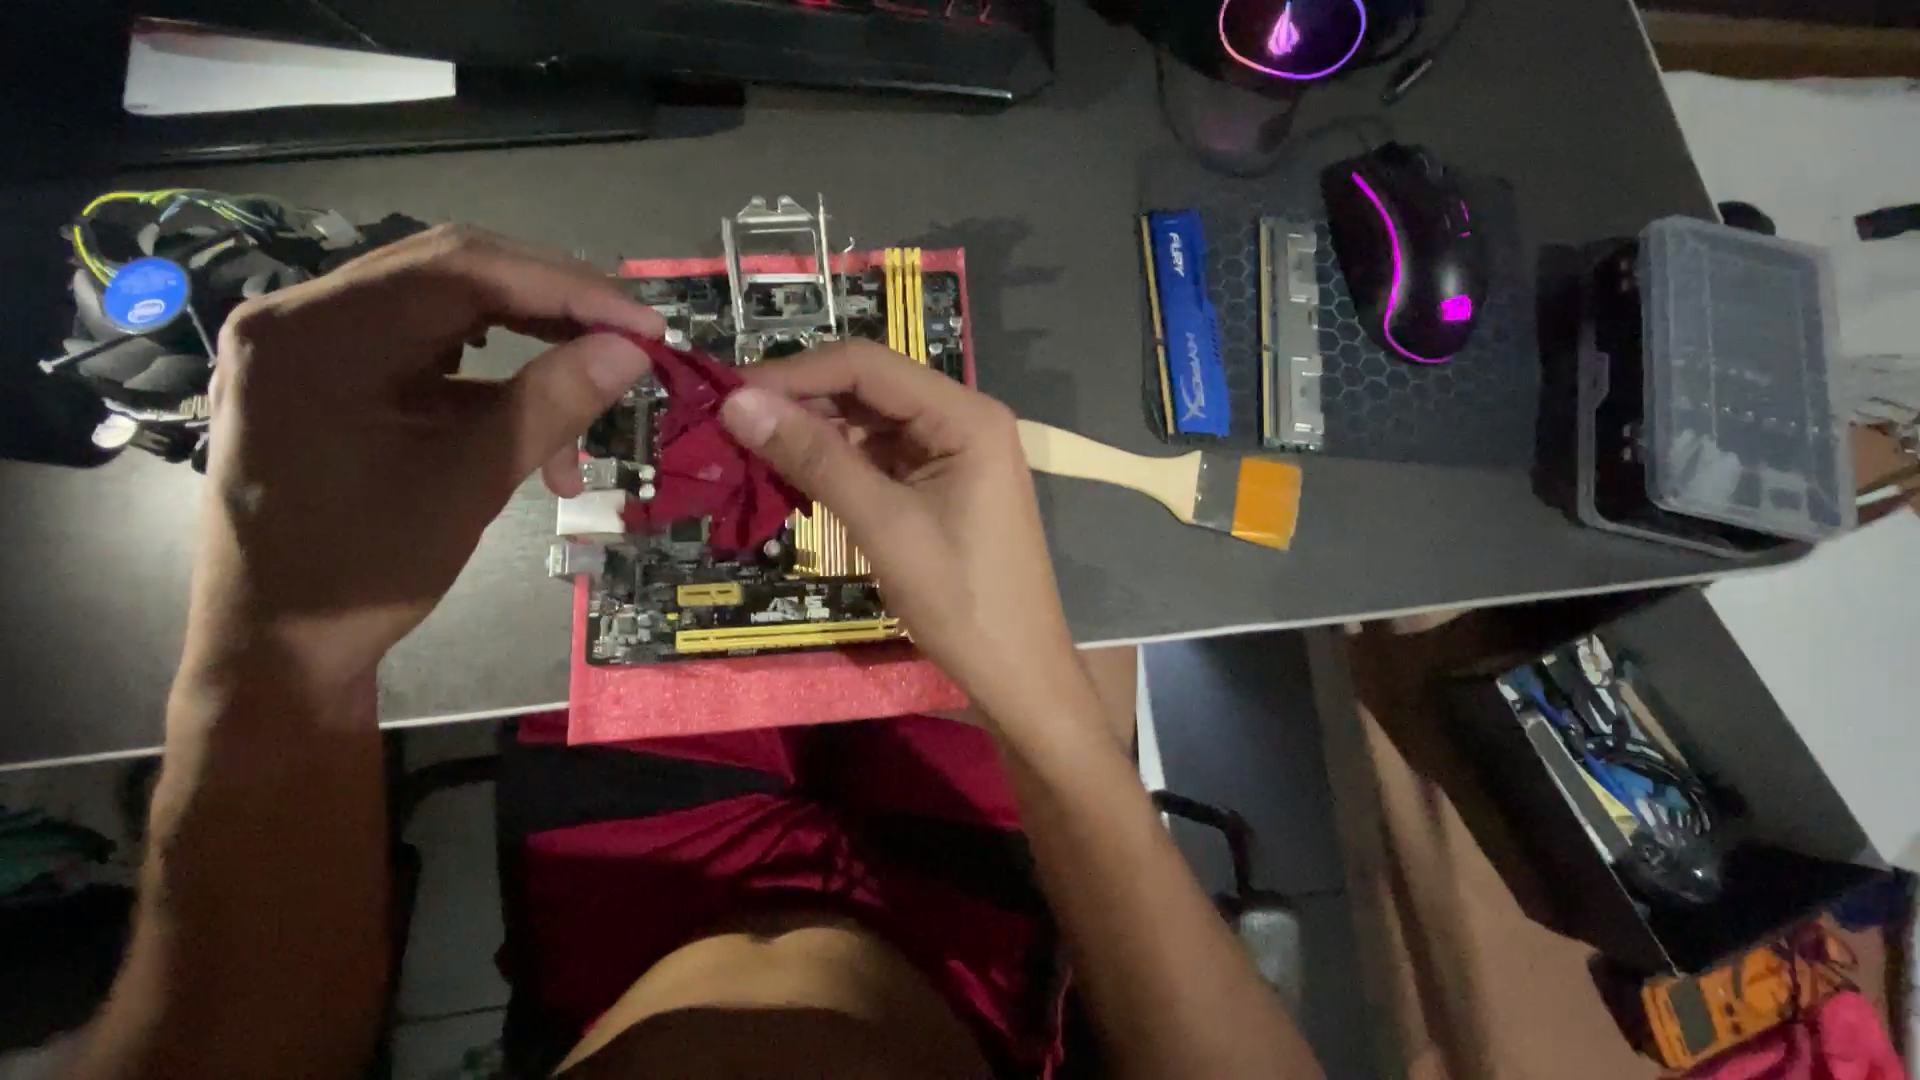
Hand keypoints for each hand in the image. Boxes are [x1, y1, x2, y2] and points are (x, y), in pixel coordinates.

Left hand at [187, 225, 661, 688]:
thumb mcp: (468, 483)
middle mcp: (304, 315)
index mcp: (316, 334)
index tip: (645, 325)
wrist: (279, 640)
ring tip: (594, 390)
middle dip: (555, 305)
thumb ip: (552, 403)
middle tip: (630, 340)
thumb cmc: (365, 569)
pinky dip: (498, 378)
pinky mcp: (337, 373)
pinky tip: (538, 423)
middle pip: (454, 273)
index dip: (567, 287)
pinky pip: (433, 349)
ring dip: (533, 343)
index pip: (460, 269)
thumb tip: (633, 349)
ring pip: (450, 308)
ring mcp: (317, 342)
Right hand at [719, 340, 1081, 719]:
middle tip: (731, 428)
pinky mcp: (943, 487)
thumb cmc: (961, 600)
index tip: (730, 395)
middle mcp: (964, 420)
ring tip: (751, 452)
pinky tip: (796, 478)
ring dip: (816, 436)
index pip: (868, 365)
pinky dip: (840, 466)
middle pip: (870, 390)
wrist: (1017, 671)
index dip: (796, 373)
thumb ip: (816, 459)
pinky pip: (883, 460)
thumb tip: (738, 403)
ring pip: (872, 426)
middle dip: (802, 405)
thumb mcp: (884, 525)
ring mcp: (955, 455)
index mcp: (966, 416)